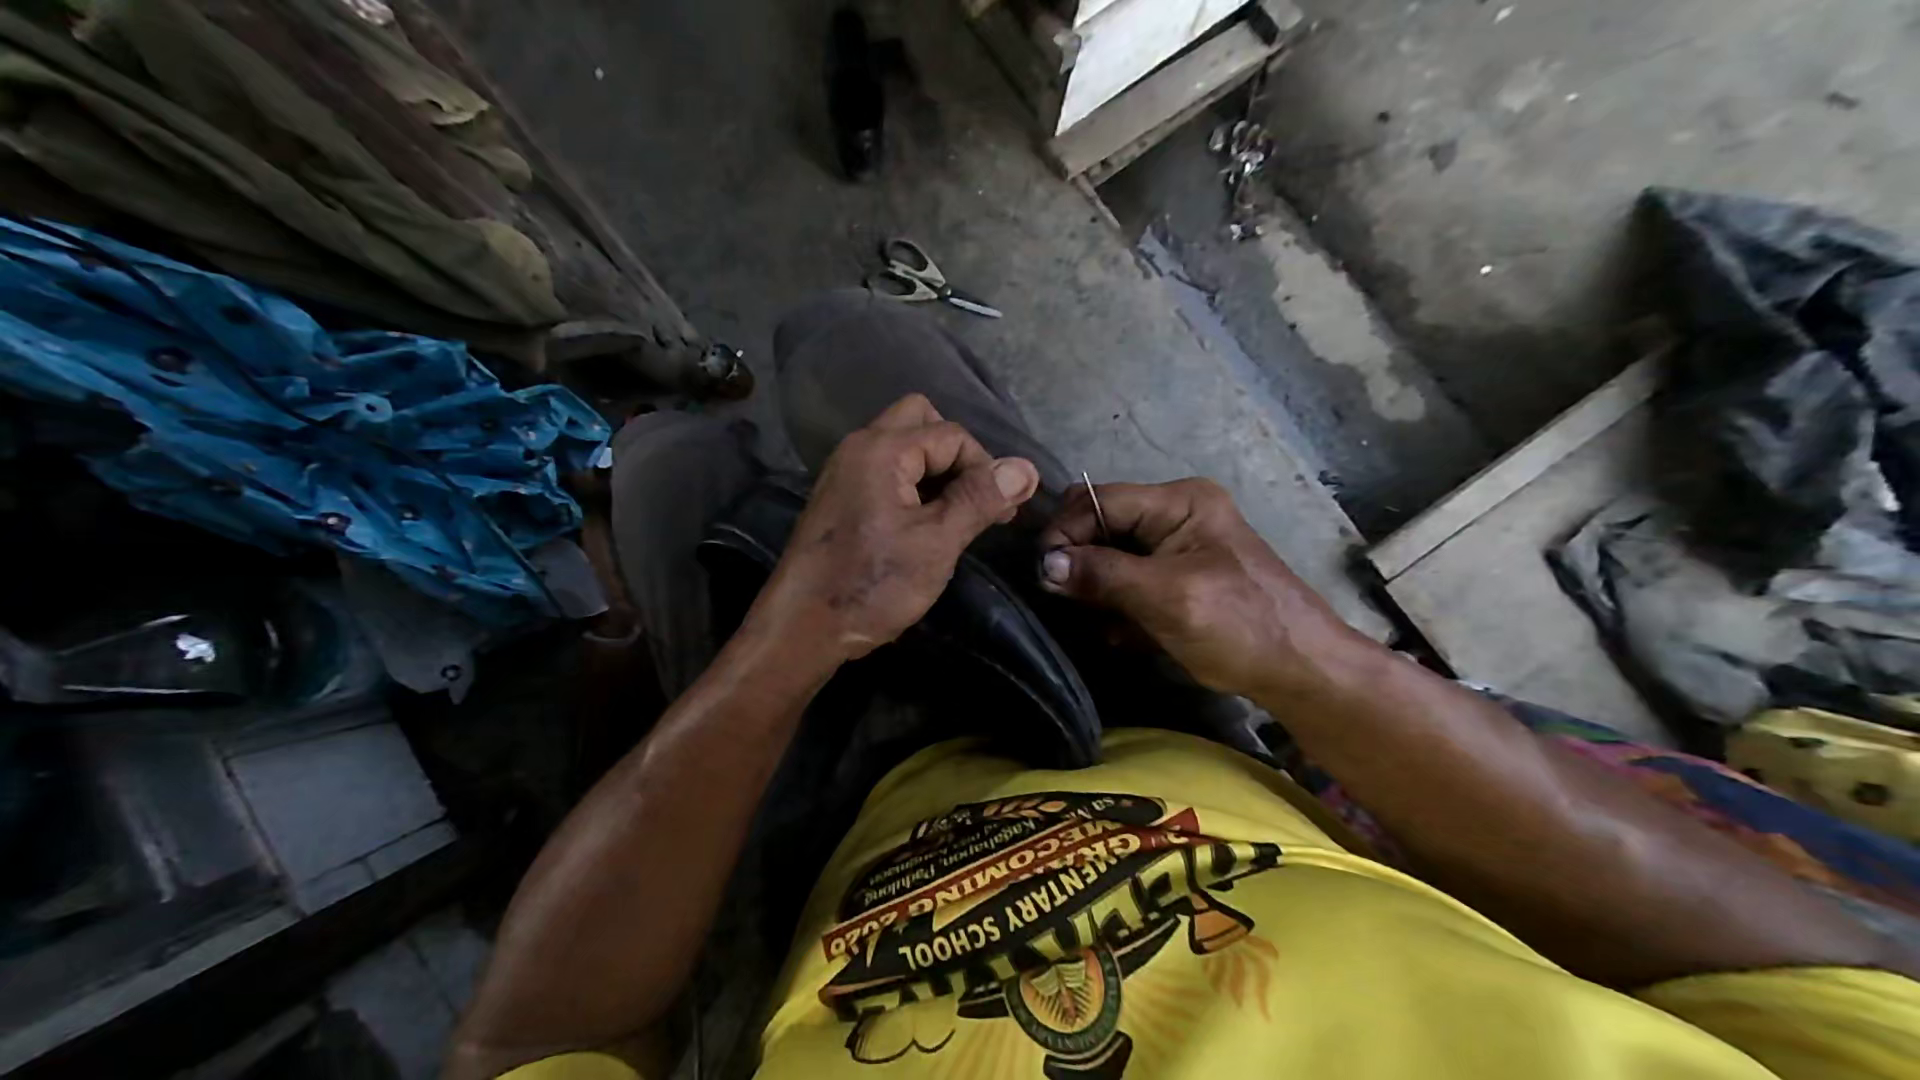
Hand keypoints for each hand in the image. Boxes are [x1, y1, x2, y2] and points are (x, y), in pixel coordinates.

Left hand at [748, 395, 1040, 665]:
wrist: (802, 628)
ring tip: (960, 516)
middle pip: (921, 421)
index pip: (952, 435)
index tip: (1002, 511)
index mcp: (882, 449)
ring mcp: (845, 471)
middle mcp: (859, 447)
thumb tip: (1026, 468)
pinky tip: (927, 524)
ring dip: (937, 472)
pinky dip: (914, 485)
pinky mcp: (840, 498)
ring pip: (903, 446)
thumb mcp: (937, 542)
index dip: (985, 468)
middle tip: (977, 499)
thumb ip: (980, 499)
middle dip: (958, 455)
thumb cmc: (872, 585)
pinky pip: (886, 471)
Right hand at [1038, 479, 1362, 699]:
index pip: (1100, 500)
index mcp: (1179, 502)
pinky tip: (1117, 631)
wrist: (1300, 670)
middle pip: (1102, 525)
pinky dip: (1116, 602)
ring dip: (1096, 587)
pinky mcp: (1176, 576)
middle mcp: (1174, 513)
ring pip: (1110, 554)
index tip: (1042, 574)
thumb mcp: (1166, 598)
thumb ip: (1103, 576)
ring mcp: (1176, 545)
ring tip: (1092, 620)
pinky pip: (1128, 578)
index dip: (1066, 532)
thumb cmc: (1240, 625)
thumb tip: (1044, 565)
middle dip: (1079, 561)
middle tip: (1062, 599)